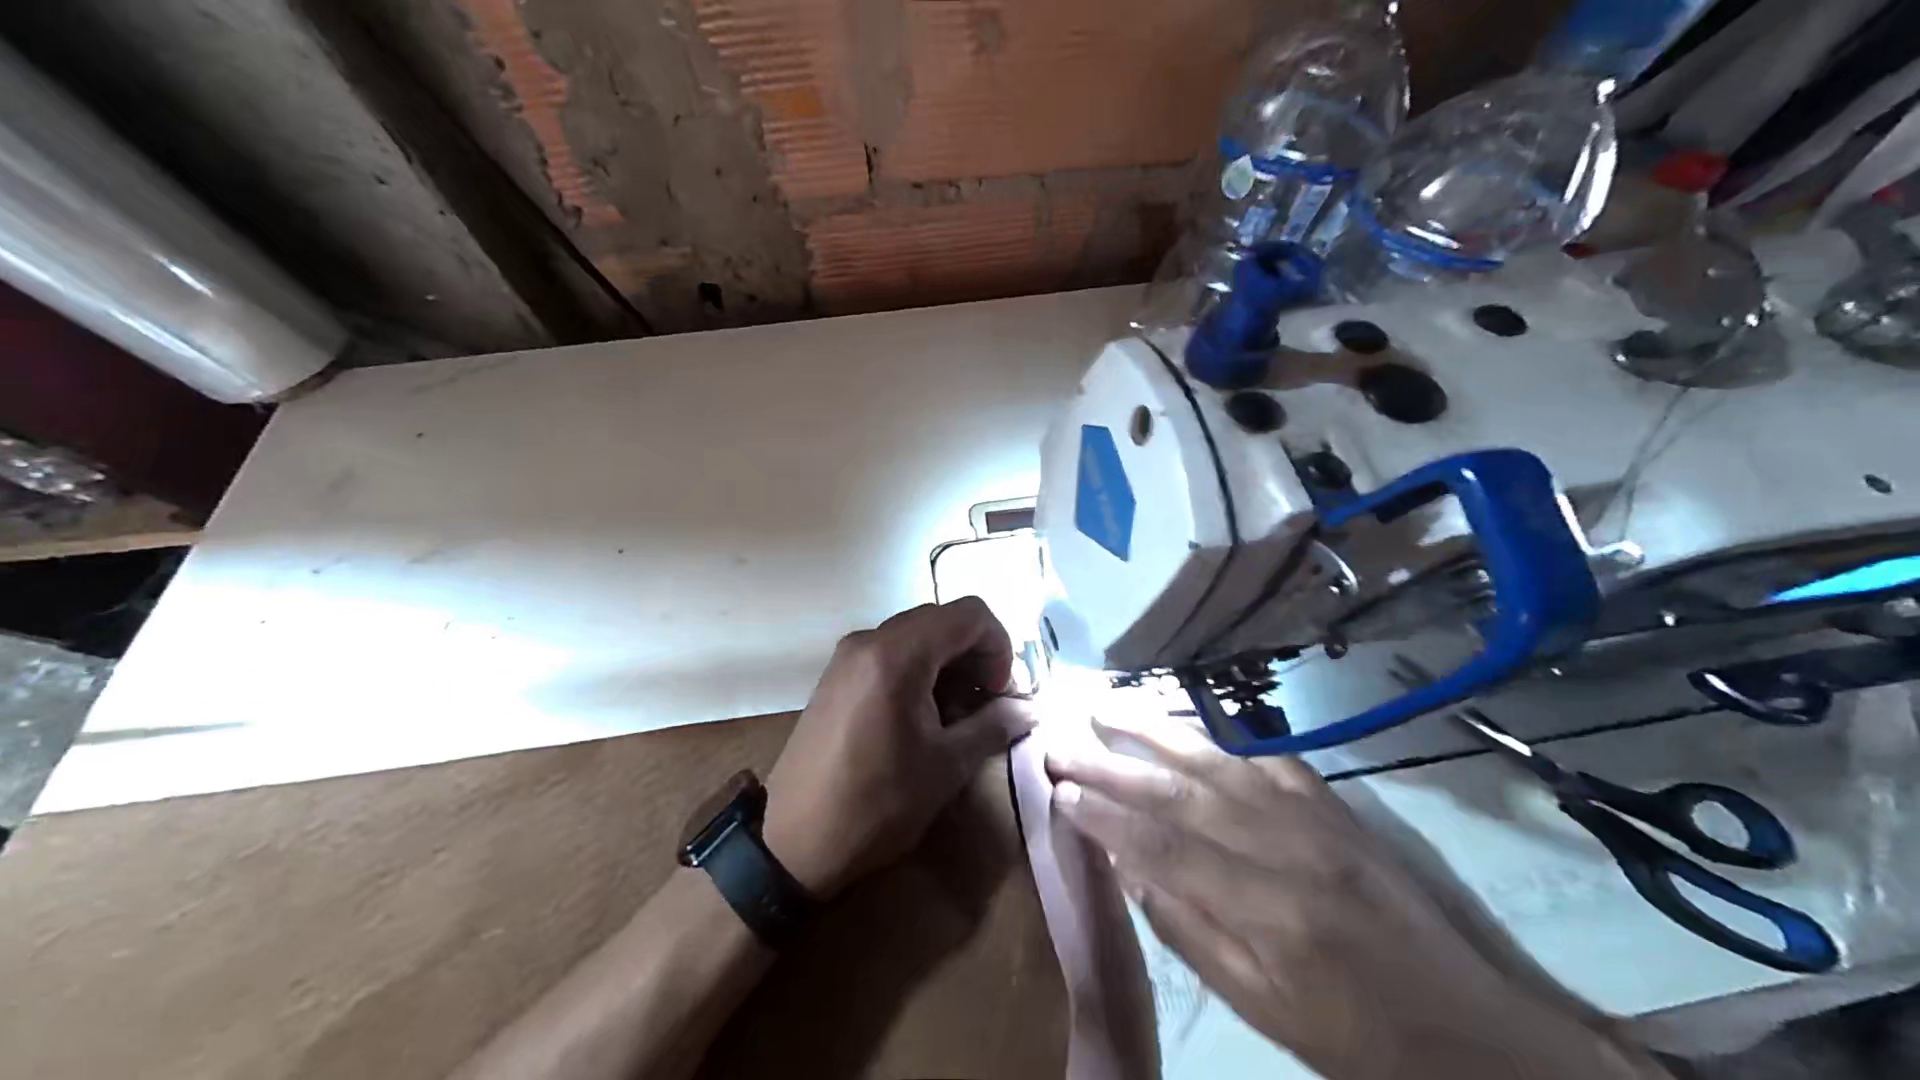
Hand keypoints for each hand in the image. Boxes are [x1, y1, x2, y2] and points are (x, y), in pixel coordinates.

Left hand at [762, 597, 1034, 899]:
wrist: (793, 842)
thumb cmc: (877, 802)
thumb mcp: (946, 766)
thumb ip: (994, 726)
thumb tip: (1029, 709)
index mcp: (898, 653)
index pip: (969, 614)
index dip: (999, 646)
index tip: (1001, 692)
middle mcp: (870, 640)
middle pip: (942, 620)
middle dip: (975, 655)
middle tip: (988, 704)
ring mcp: (847, 656)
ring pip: (916, 636)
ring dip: (948, 664)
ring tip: (957, 716)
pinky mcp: (836, 676)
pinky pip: (889, 653)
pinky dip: (919, 671)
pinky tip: (923, 716)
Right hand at [1047, 708, 1666, 1079]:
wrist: (1467, 1025)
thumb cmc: (1351, 1033)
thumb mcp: (1259, 1006)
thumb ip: (1188, 930)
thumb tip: (1127, 865)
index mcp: (1267, 912)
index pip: (1164, 847)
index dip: (1105, 815)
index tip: (1059, 789)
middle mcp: (1285, 848)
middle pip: (1179, 792)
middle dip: (1111, 762)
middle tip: (1061, 739)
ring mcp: (1312, 816)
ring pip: (1216, 758)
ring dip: (1153, 728)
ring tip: (1104, 705)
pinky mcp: (1332, 803)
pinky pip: (1262, 755)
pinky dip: (1214, 734)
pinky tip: (1179, 719)